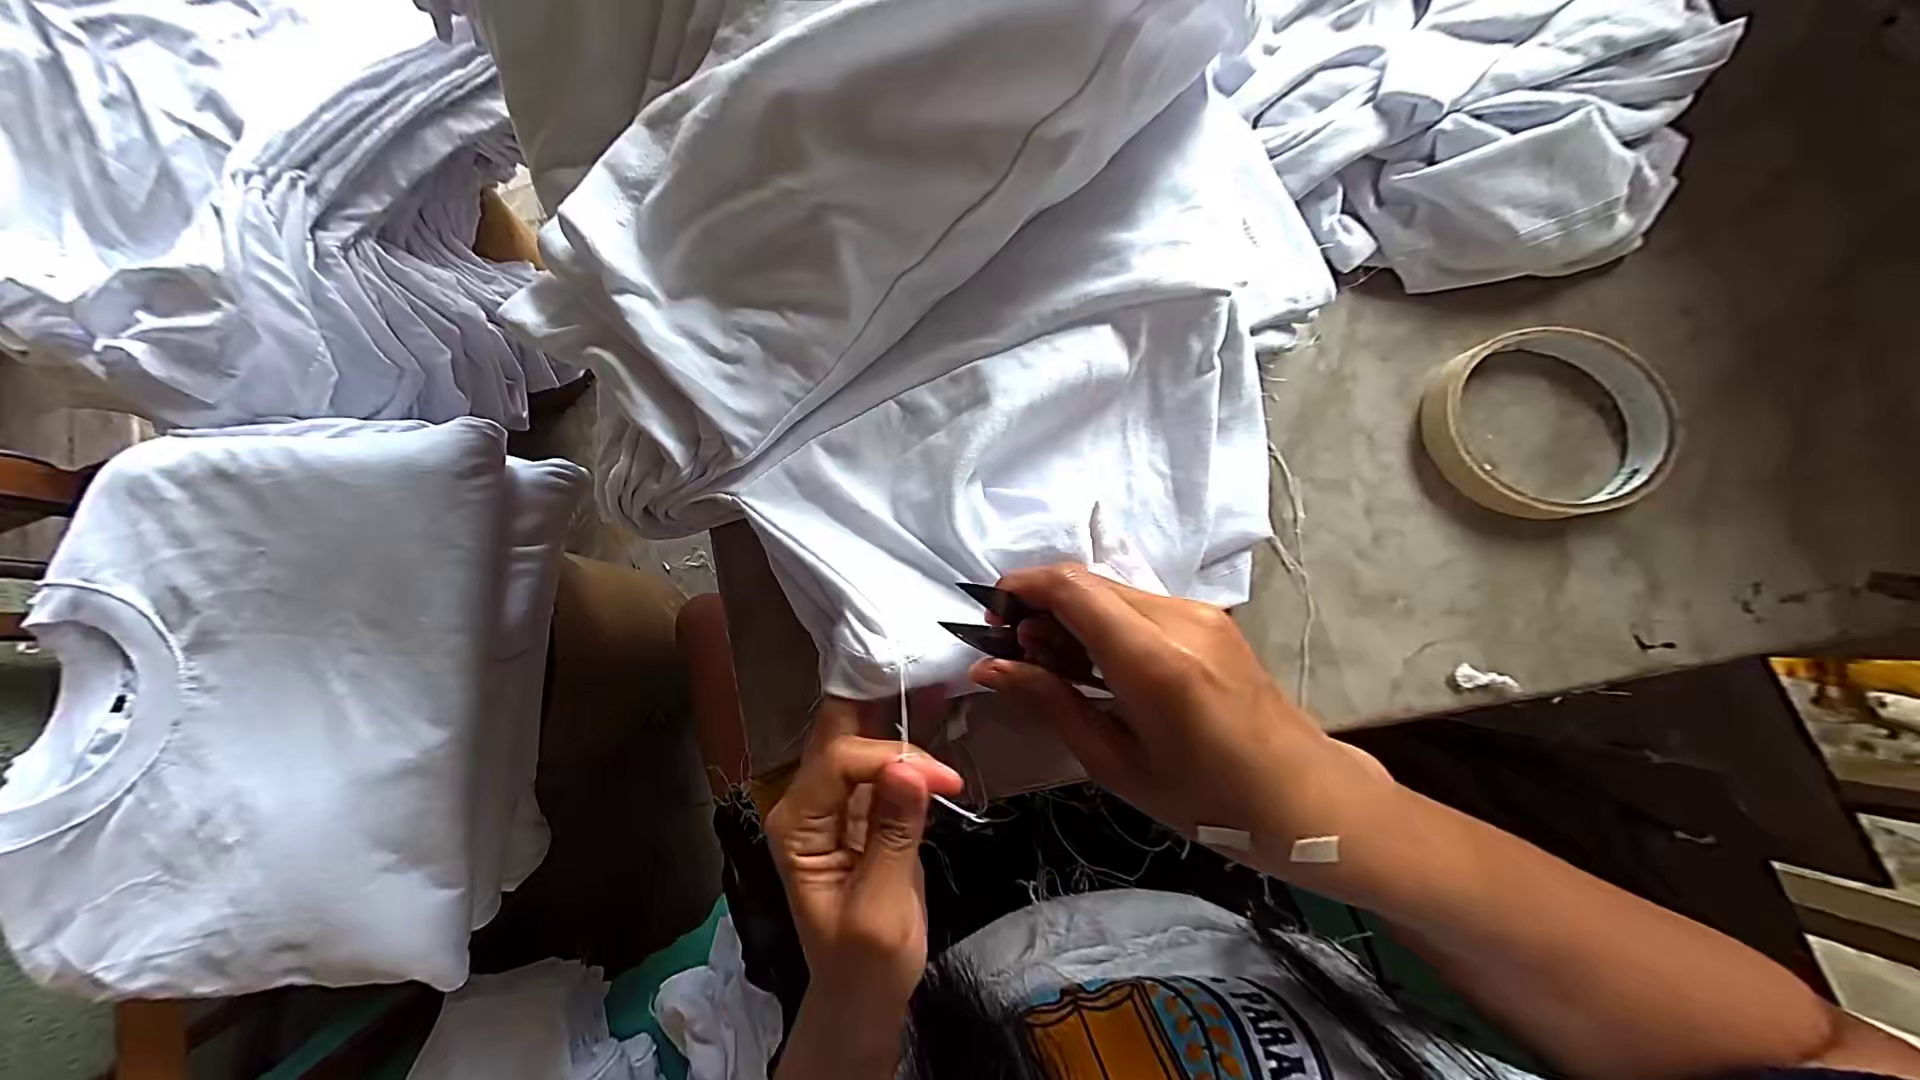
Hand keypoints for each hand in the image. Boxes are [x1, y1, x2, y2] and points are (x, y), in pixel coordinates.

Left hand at [764, 697, 964, 1013]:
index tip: (943, 780)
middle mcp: (810, 800)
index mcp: (797, 823)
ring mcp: (837, 798)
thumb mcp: (880, 909)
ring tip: (934, 688)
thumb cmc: (865, 962)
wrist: (867, 991)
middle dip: (879, 704)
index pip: (838, 760)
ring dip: (897, 714)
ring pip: (862, 736)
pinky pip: (885, 759)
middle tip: (927, 680)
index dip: (892, 758)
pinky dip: (910, 738)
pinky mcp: (866, 803)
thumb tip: (911, 767)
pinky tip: (933, 714)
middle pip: (839, 733)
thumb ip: (895, 834)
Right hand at [970, 563, 1391, 857]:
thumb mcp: (1118, 764)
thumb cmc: (1210, 801)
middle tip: (1017, 655)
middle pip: (1086, 581)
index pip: (1071, 588)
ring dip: (1069, 615)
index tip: (991, 619)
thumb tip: (989, 667)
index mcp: (1156, 661)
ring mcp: (1200, 612)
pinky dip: (1101, 622)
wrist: (1309, 798)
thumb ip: (1051, 703)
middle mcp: (1179, 618)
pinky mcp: (1209, 617)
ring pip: (1110, 589)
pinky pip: (1136, 603)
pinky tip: (1099, 666)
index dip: (1021, 589)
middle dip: (1039, 605)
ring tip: (1056, 667)